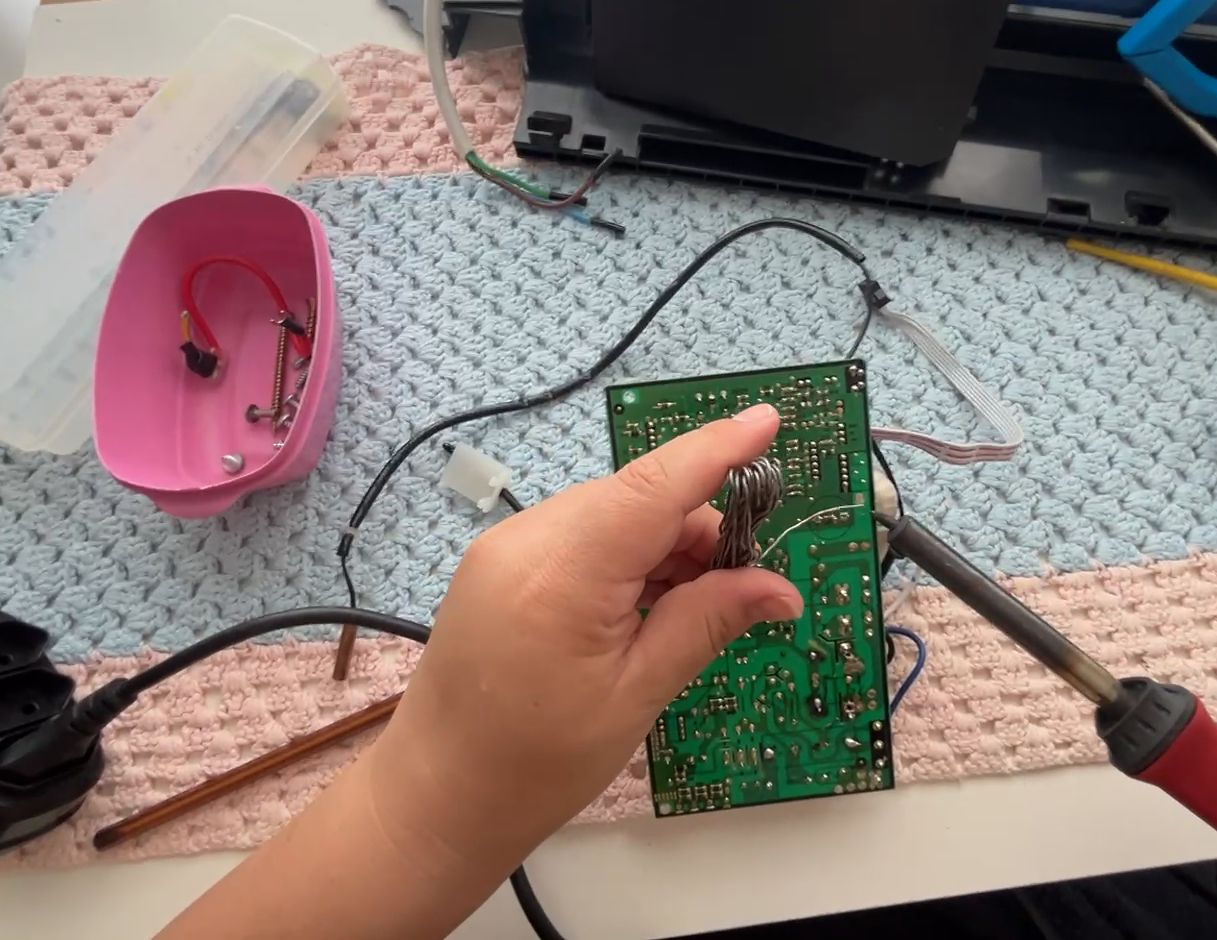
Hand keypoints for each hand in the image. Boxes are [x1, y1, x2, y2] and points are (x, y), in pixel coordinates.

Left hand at [366, 403, 802, 874]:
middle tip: (743, 582)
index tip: (767, 421)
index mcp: (561, 574)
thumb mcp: (637, 695)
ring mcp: (509, 543)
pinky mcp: (504, 557)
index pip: (653, 488)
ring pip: (615, 514)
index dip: (715, 450)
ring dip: (665, 545)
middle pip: (639, 500)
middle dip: (699, 529)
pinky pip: (586, 532)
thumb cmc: (536, 765)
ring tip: (691, 605)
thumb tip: (780, 589)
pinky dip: (628, 555)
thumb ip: (707, 623)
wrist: (436, 796)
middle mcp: (528, 538)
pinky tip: (647, 601)